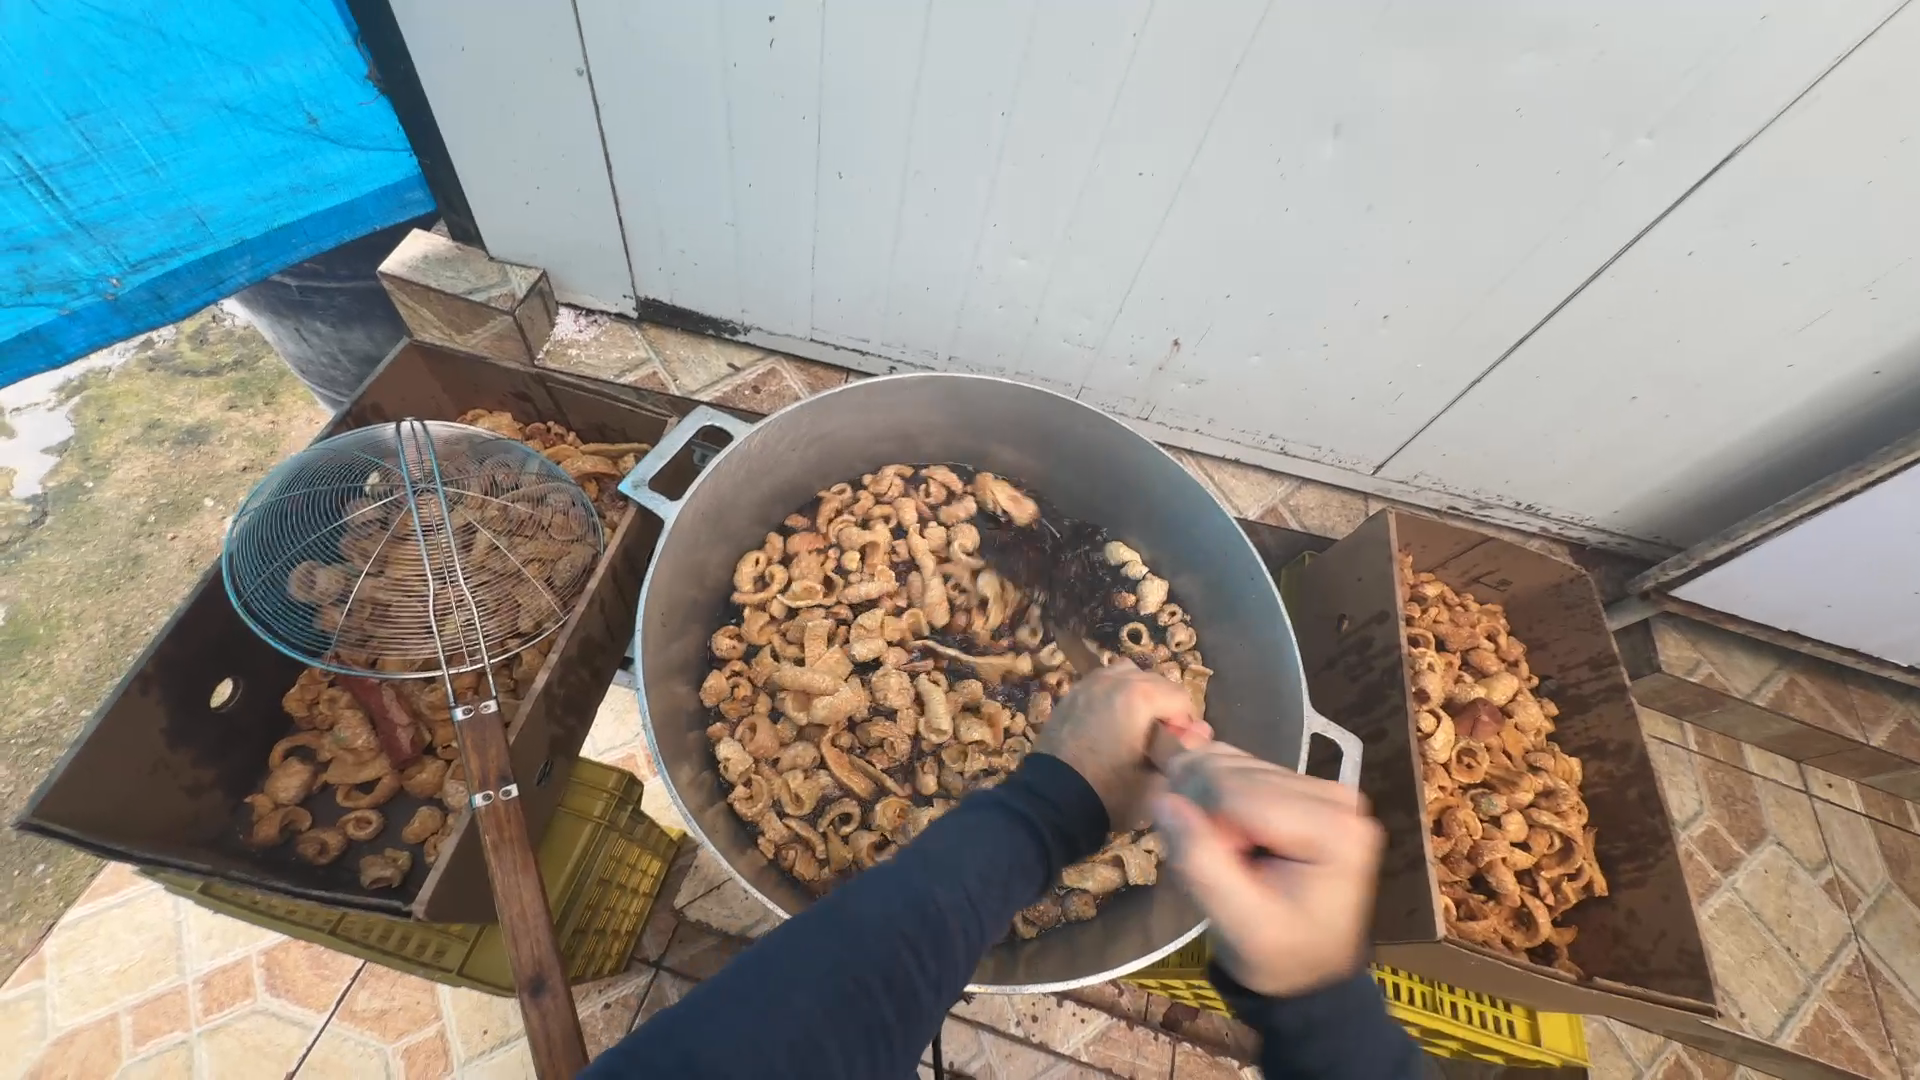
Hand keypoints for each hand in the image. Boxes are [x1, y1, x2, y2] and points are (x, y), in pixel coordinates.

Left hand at [1035, 665, 1198, 828]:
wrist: (1052, 800)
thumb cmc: (1111, 793)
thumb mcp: (1157, 780)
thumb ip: (1185, 750)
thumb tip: (1202, 730)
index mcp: (1139, 696)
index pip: (1181, 697)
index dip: (1186, 724)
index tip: (1176, 749)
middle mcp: (1113, 680)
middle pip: (1155, 681)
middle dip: (1164, 707)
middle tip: (1159, 741)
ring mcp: (1088, 684)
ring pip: (1127, 674)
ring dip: (1139, 694)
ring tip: (1137, 726)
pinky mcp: (1071, 695)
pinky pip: (1103, 682)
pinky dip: (1115, 694)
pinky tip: (1112, 723)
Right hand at [1153, 743, 1383, 997]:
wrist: (1303, 965)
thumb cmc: (1280, 952)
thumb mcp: (1241, 925)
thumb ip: (1202, 863)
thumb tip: (1164, 800)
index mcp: (1333, 828)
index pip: (1234, 793)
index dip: (1207, 827)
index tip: (1218, 871)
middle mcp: (1331, 794)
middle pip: (1228, 772)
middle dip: (1201, 812)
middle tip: (1213, 862)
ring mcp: (1312, 781)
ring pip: (1221, 762)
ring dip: (1200, 802)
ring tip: (1218, 850)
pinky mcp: (1291, 779)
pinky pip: (1226, 761)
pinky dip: (1205, 790)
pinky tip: (1218, 829)